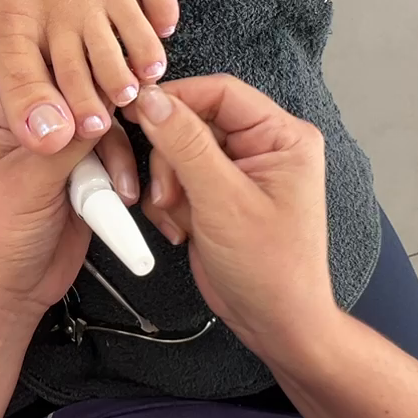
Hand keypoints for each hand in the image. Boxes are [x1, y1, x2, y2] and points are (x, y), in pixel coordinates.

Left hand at [0, 0, 179, 156]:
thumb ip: (17, 57)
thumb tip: (51, 122)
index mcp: (18, 25)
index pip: (53, 92)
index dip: (71, 116)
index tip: (86, 130)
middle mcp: (67, 12)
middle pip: (97, 73)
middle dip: (107, 100)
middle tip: (122, 114)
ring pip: (135, 44)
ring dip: (140, 66)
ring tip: (144, 80)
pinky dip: (163, 18)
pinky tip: (164, 27)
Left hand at [0, 94, 143, 326]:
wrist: (13, 289)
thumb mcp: (29, 182)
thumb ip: (67, 144)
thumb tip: (101, 105)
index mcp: (11, 114)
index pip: (52, 79)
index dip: (85, 84)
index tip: (113, 96)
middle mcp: (41, 126)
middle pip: (88, 102)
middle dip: (107, 124)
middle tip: (120, 142)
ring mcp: (65, 152)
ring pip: (107, 131)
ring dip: (119, 159)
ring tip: (119, 190)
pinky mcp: (87, 176)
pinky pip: (116, 161)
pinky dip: (123, 176)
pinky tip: (122, 196)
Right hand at [124, 76, 338, 360]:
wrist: (273, 326)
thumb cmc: (269, 269)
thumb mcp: (223, 201)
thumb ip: (185, 144)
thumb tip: (151, 98)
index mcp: (281, 135)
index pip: (220, 92)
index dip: (176, 98)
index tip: (136, 110)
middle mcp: (260, 144)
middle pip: (193, 120)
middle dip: (171, 157)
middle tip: (167, 192)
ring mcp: (236, 168)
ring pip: (178, 148)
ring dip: (167, 182)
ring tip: (177, 216)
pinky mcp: (215, 190)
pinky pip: (175, 174)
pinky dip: (168, 199)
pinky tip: (181, 228)